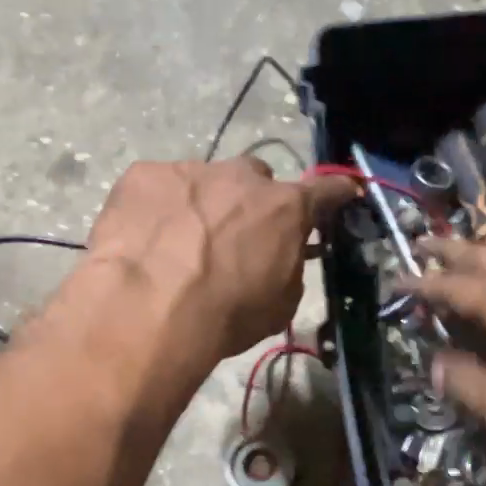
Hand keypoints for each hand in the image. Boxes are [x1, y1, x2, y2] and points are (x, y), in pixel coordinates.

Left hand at [65, 157, 359, 361]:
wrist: (149, 310)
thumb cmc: (227, 315)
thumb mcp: (280, 305)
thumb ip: (288, 268)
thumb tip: (282, 258)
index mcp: (286, 209)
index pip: (325, 190)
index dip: (335, 194)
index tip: (342, 194)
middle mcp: (243, 178)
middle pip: (256, 179)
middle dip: (252, 202)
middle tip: (235, 238)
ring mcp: (191, 170)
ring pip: (205, 181)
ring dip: (202, 205)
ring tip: (179, 245)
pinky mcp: (144, 174)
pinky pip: (159, 187)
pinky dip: (158, 207)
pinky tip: (145, 239)